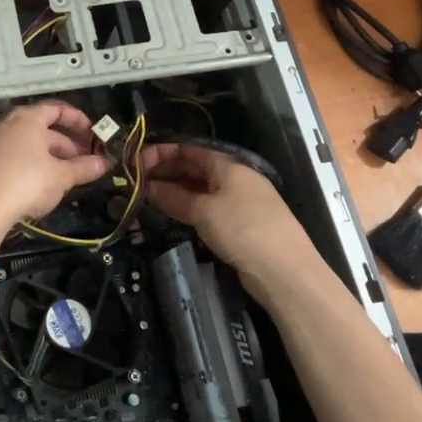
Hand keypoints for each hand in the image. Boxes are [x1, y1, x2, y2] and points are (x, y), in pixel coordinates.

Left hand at [0, 102, 107, 232]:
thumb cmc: (26, 183)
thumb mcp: (61, 176)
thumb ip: (84, 168)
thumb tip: (104, 163)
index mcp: (26, 119)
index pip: (56, 109)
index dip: (77, 119)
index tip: (92, 133)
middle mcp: (5, 123)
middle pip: (41, 127)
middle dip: (65, 144)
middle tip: (83, 161)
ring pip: (25, 143)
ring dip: (48, 155)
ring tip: (65, 175)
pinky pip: (11, 155)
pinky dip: (28, 162)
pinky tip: (38, 183)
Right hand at [141, 143, 314, 288]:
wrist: (285, 272)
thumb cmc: (243, 229)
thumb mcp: (203, 211)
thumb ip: (173, 197)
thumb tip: (146, 187)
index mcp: (229, 165)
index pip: (189, 149)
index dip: (161, 152)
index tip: (135, 160)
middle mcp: (234, 179)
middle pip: (193, 168)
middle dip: (164, 171)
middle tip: (135, 180)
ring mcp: (238, 202)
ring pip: (198, 189)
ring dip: (173, 190)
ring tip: (145, 196)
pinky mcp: (238, 224)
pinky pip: (206, 207)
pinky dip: (186, 207)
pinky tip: (170, 212)